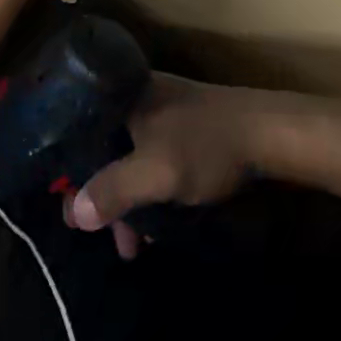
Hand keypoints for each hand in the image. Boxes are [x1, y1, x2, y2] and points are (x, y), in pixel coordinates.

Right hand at [67, 75, 267, 257]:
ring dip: (130, 199)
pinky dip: (150, 187)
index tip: (70, 211)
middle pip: (107, 148)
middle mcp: (141, 97)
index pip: (80, 131)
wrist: (269, 132)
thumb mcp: (154, 173)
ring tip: (135, 244)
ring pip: (133, 157)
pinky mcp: (188, 126)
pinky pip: (154, 158)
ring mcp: (167, 111)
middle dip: (106, 196)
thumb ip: (113, 191)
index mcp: (126, 97)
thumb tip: (74, 214)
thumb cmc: (205, 146)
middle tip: (110, 238)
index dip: (71, 172)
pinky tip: (157, 220)